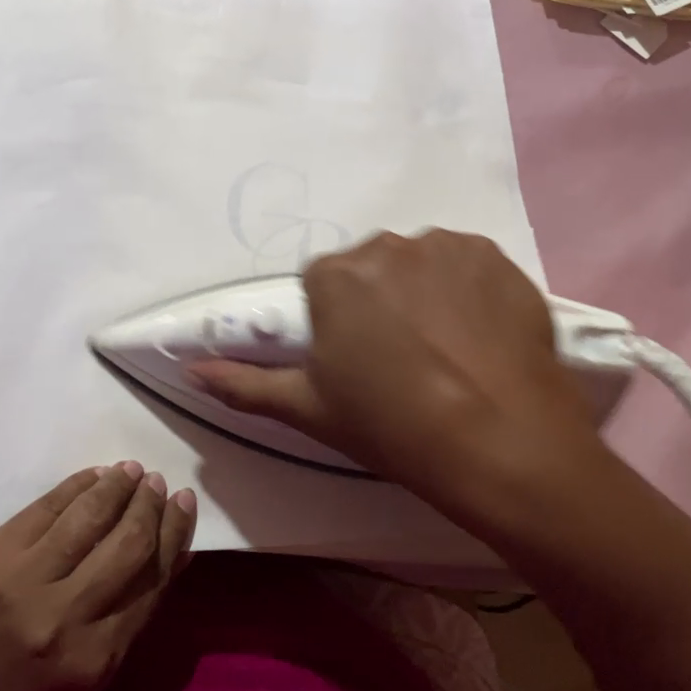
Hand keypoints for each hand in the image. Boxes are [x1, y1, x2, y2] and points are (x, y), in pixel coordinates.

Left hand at [0, 462, 197, 690]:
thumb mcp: (86, 675)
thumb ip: (130, 618)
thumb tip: (175, 557)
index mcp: (94, 657)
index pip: (151, 580)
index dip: (174, 535)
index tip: (185, 505)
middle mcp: (65, 617)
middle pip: (127, 544)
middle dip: (150, 506)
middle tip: (159, 484)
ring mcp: (24, 581)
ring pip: (88, 517)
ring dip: (117, 487)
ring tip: (132, 471)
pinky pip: (45, 508)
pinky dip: (75, 486)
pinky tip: (92, 476)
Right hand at [185, 230, 603, 507]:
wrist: (500, 443)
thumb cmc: (392, 426)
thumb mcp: (309, 410)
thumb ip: (243, 384)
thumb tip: (190, 370)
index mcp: (334, 276)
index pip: (324, 285)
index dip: (338, 323)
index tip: (359, 361)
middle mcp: (385, 246)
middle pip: (373, 268)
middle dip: (381, 301)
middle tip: (404, 359)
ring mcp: (445, 246)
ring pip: (422, 264)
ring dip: (426, 293)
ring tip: (449, 349)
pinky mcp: (495, 256)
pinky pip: (469, 266)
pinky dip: (470, 291)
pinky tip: (481, 337)